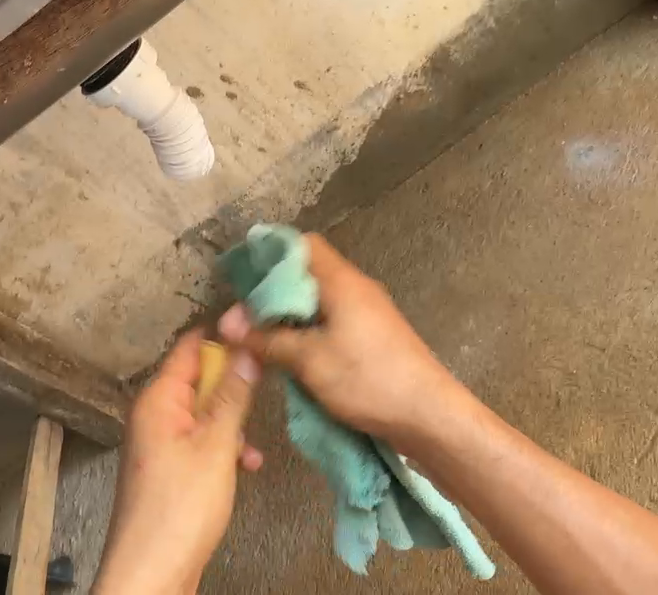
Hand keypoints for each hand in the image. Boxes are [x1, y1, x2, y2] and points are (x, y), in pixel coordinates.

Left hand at [94, 332, 262, 594]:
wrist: (151, 578)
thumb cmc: (181, 507)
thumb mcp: (217, 444)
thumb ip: (234, 393)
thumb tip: (247, 346)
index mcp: (159, 399)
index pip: (191, 345)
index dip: (225, 334)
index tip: (259, 330)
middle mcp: (155, 414)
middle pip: (200, 377)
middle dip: (234, 381)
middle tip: (268, 381)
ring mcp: (161, 442)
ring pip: (206, 411)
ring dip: (233, 419)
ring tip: (255, 438)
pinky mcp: (170, 469)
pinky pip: (202, 440)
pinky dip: (224, 446)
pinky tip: (247, 464)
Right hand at [219, 234, 470, 452]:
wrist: (428, 413)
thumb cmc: (368, 379)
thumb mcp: (310, 360)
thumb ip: (269, 338)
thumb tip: (229, 323)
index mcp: (341, 280)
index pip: (303, 244)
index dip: (271, 255)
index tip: (243, 280)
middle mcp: (355, 286)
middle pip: (308, 272)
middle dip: (274, 292)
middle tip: (245, 318)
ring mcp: (367, 311)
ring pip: (319, 300)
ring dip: (291, 315)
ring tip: (262, 340)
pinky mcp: (372, 335)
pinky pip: (332, 320)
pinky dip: (309, 330)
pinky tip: (292, 355)